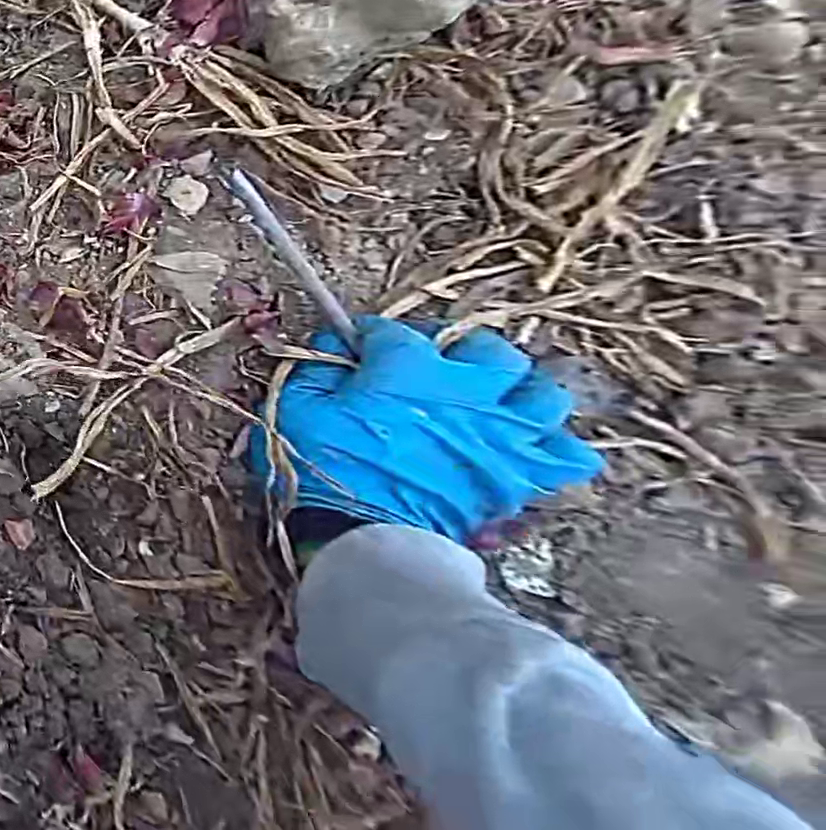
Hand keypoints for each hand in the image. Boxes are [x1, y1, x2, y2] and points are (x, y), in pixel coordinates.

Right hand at [248, 316, 602, 543]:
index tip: (355, 345)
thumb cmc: (326, 465)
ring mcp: (504, 433)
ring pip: (539, 391)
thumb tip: (332, 345)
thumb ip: (317, 367)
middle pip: (483, 348)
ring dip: (511, 390)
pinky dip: (547, 443)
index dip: (371, 335)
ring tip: (483, 398)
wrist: (366, 534)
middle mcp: (467, 390)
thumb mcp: (297, 406)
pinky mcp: (523, 475)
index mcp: (408, 368)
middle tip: (425, 363)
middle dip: (453, 347)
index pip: (394, 331)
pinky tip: (518, 443)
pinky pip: (567, 453)